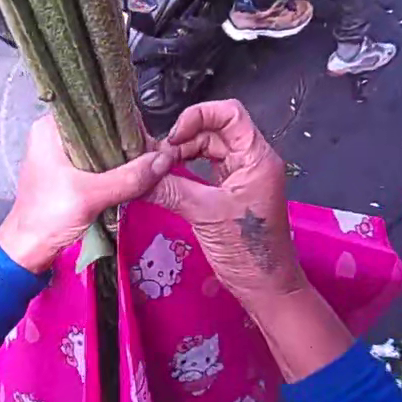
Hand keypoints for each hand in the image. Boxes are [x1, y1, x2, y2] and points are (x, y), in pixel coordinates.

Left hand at [0, 116, 173, 271]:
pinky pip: (101, 163)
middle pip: (103, 129)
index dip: (125, 121)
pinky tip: (136, 174)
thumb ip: (129, 177)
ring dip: (125, 157)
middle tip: (154, 152)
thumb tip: (165, 159)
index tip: (149, 137)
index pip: (96, 110)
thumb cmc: (48, 217)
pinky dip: (117, 169)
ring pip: (104, 147)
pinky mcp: (71, 173)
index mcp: (51, 128)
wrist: (28, 252)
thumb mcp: (91, 195)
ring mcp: (63, 155)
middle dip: (129, 142)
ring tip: (150, 162)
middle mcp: (56, 135)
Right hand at [149, 100, 352, 380]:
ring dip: (182, 155)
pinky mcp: (233, 192)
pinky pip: (208, 169)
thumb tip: (135, 174)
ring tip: (157, 170)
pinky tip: (166, 179)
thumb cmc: (246, 250)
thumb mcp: (205, 215)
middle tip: (156, 160)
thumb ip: (170, 189)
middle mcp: (252, 160)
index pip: (230, 113)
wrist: (266, 287)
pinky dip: (187, 170)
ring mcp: (243, 176)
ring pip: (209, 149)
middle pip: (215, 130)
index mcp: (257, 157)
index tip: (172, 138)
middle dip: (184, 139)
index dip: (198, 115)